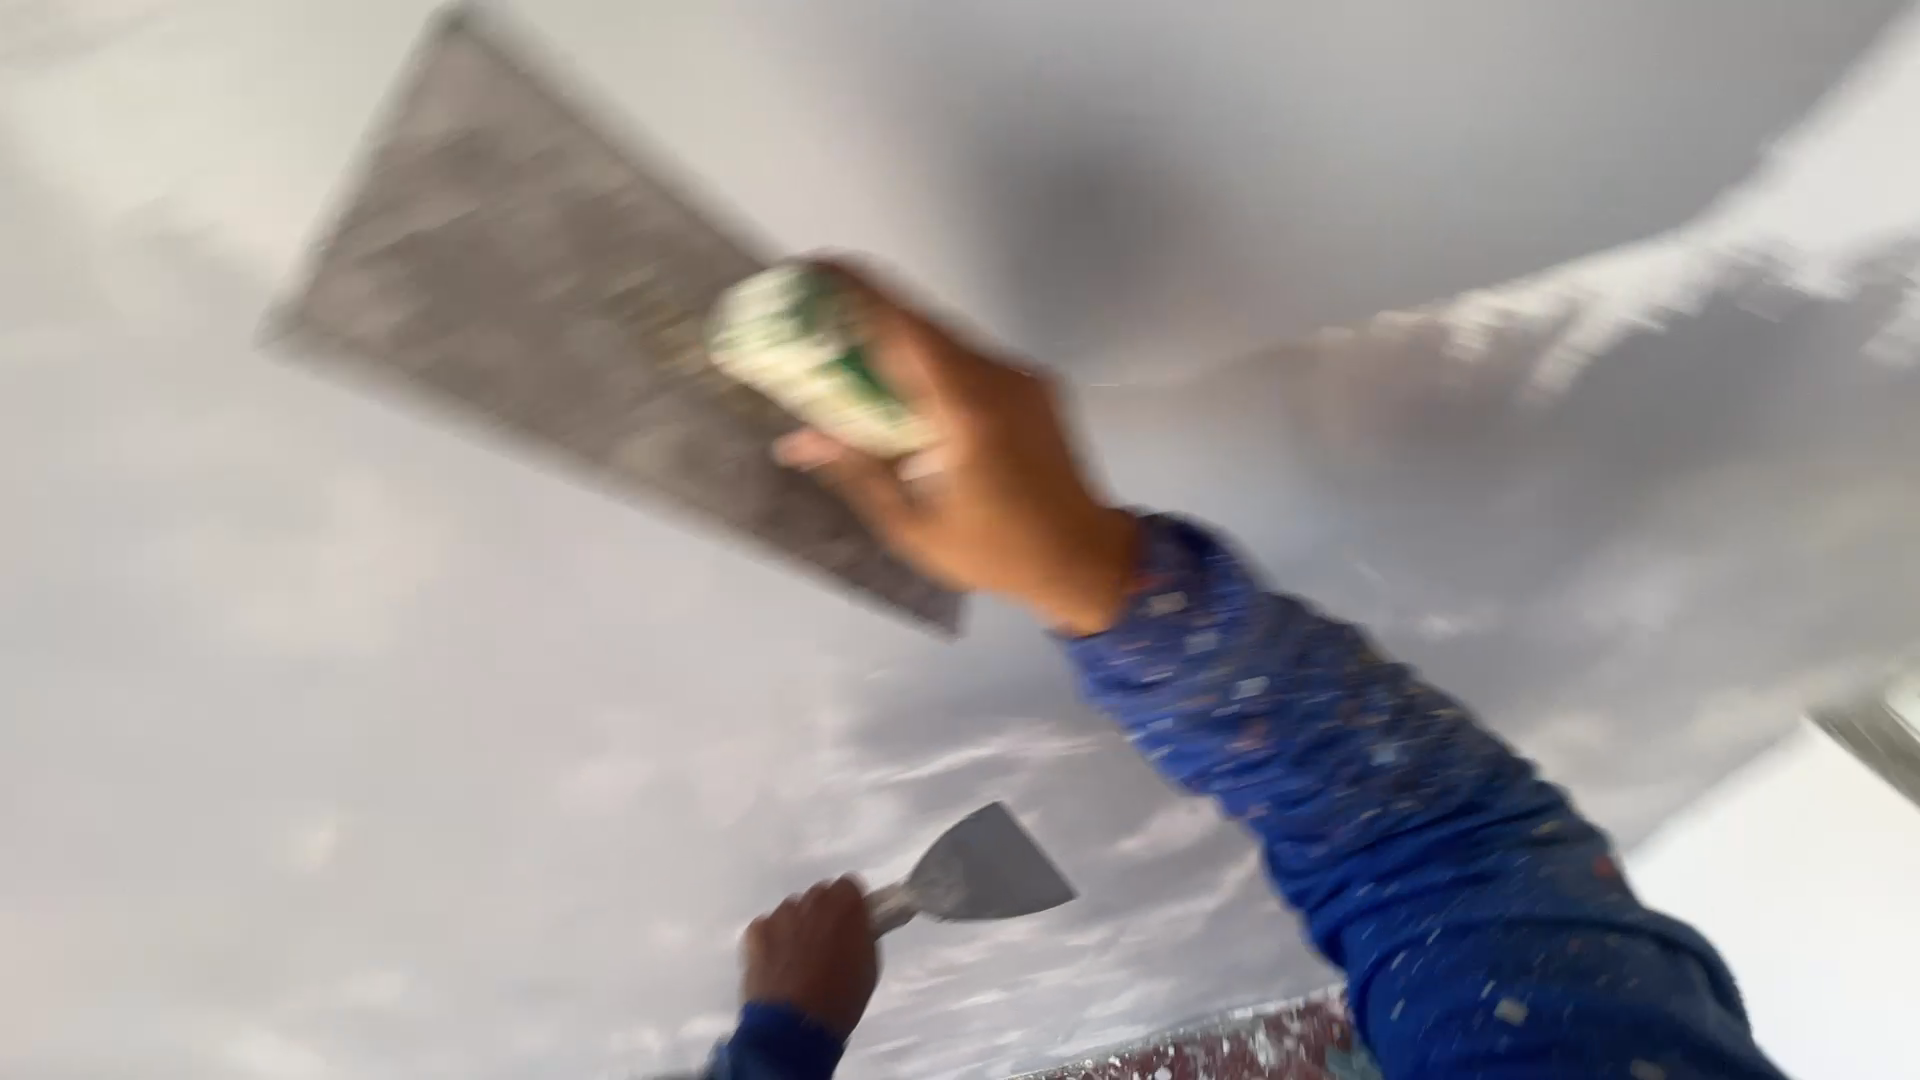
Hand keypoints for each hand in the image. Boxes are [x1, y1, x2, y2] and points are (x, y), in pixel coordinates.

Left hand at [740, 876, 879, 1040]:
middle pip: (819, 896)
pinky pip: (767, 928)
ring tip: (797, 962)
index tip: (851, 927)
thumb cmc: (840, 1000)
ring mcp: (781, 915)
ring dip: (797, 928)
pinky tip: (776, 966)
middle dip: (823, 915)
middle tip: (825, 947)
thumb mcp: (869, 965)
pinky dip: (771, 942)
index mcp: (844, 904)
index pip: (850, 886)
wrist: (793, 1031)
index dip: (851, 907)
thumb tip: (856, 926)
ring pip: (792, 911)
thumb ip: (863, 934)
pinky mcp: (755, 933)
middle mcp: (812, 901)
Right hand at [773, 259, 1139, 635]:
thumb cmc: (996, 553)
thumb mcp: (914, 525)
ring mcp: (1024, 379)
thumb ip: (858, 473)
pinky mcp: (1037, 387)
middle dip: (869, 313)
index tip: (815, 269)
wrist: (1085, 558)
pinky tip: (913, 390)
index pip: (905, 329)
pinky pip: (973, 360)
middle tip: (821, 319)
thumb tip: (799, 440)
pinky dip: (933, 363)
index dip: (857, 291)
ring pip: (949, 341)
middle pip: (924, 325)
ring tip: (858, 355)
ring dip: (901, 341)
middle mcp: (1000, 380)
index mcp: (967, 413)